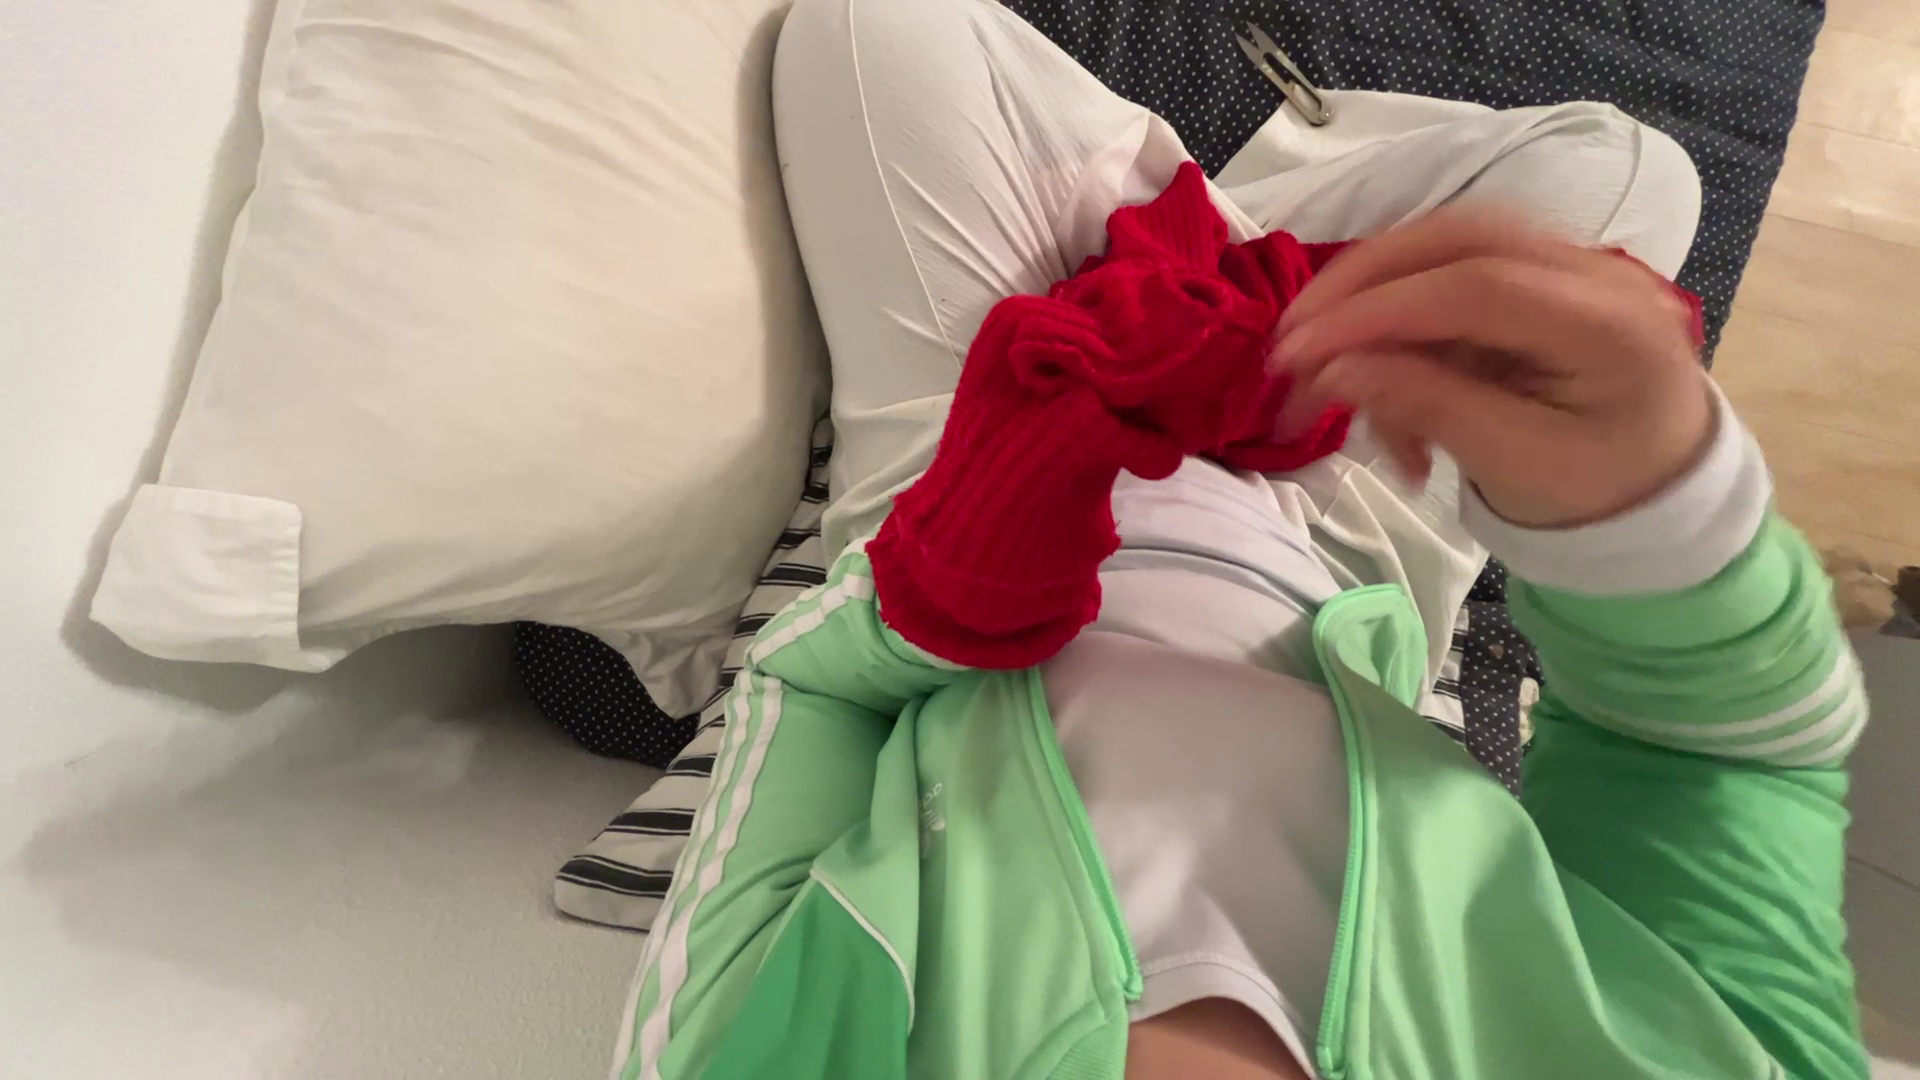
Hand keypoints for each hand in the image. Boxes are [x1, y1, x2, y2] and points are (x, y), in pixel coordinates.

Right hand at [1269, 208, 1714, 528]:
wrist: (1648, 479)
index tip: (1295, 354)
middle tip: (1287, 338)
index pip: (1474, 288)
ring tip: (1313, 360)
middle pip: (1450, 238)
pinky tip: (1368, 378)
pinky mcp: (1519, 280)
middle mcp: (1584, 268)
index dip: (1373, 313)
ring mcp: (1552, 265)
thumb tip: (1335, 369)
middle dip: (1354, 283)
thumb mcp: (1511, 460)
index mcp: (1605, 321)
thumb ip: (1428, 406)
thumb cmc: (1589, 483)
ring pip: (1434, 248)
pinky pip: (1432, 281)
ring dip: (1359, 297)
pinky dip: (1383, 324)